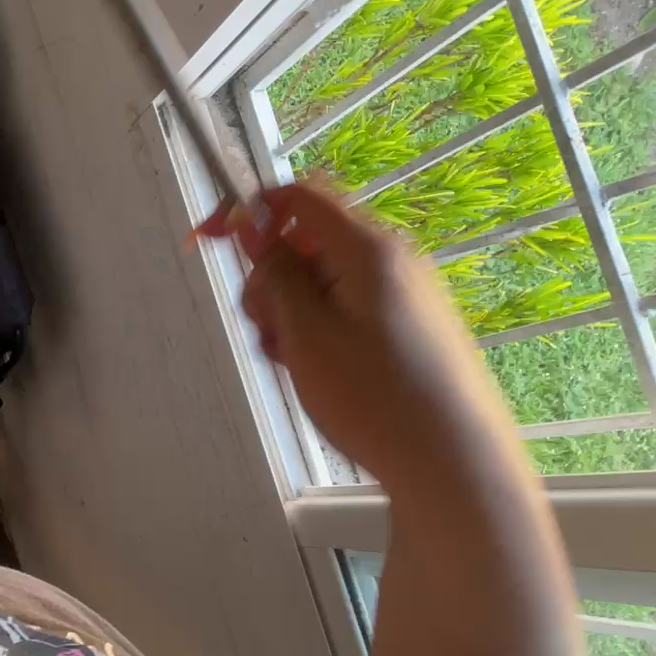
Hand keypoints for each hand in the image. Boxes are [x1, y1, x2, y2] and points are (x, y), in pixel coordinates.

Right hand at [211, 183, 527, 495]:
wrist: (449, 459)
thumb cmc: (372, 397)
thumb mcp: (304, 333)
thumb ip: (274, 272)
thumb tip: (250, 224)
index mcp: (366, 249)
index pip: (298, 196)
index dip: (246, 210)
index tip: (206, 240)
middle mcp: (389, 259)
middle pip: (304, 242)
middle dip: (268, 278)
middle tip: (266, 330)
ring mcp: (400, 292)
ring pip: (319, 279)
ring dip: (288, 311)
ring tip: (292, 359)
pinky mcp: (404, 323)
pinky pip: (342, 306)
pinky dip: (314, 328)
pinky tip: (313, 368)